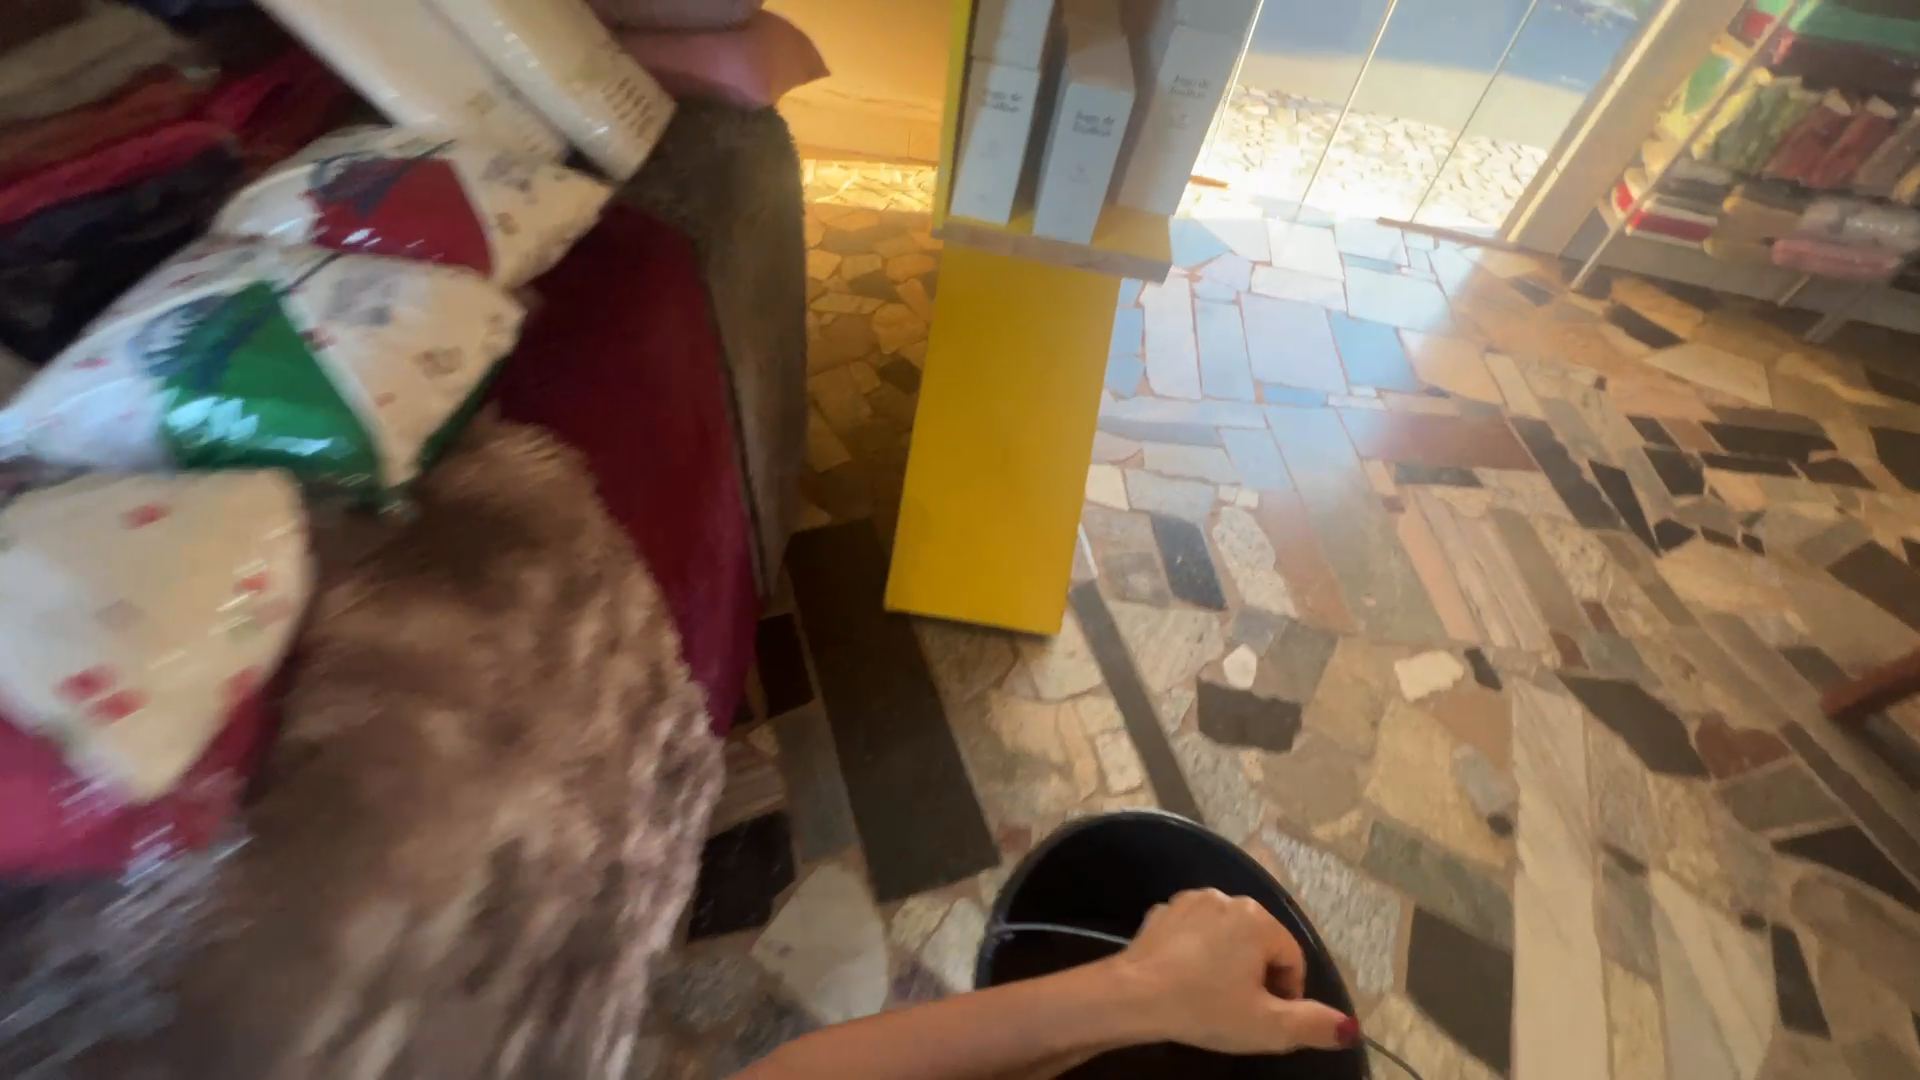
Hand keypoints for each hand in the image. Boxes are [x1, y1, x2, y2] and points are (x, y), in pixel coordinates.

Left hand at [1106, 888, 1357, 1054]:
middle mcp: (1225, 897)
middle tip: (1242, 1009)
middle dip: (1258, 975)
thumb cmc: (1208, 1007)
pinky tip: (1187, 977)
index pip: (1292, 958)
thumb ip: (1315, 1024)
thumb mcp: (1269, 1027)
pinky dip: (1197, 952)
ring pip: (1225, 935)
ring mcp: (1190, 899)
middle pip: (1259, 942)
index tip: (1268, 1018)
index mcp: (1257, 919)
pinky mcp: (1163, 910)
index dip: (1288, 994)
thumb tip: (1349, 1025)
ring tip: (1213, 994)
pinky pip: (1194, 932)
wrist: (1137, 993)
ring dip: (1228, 961)